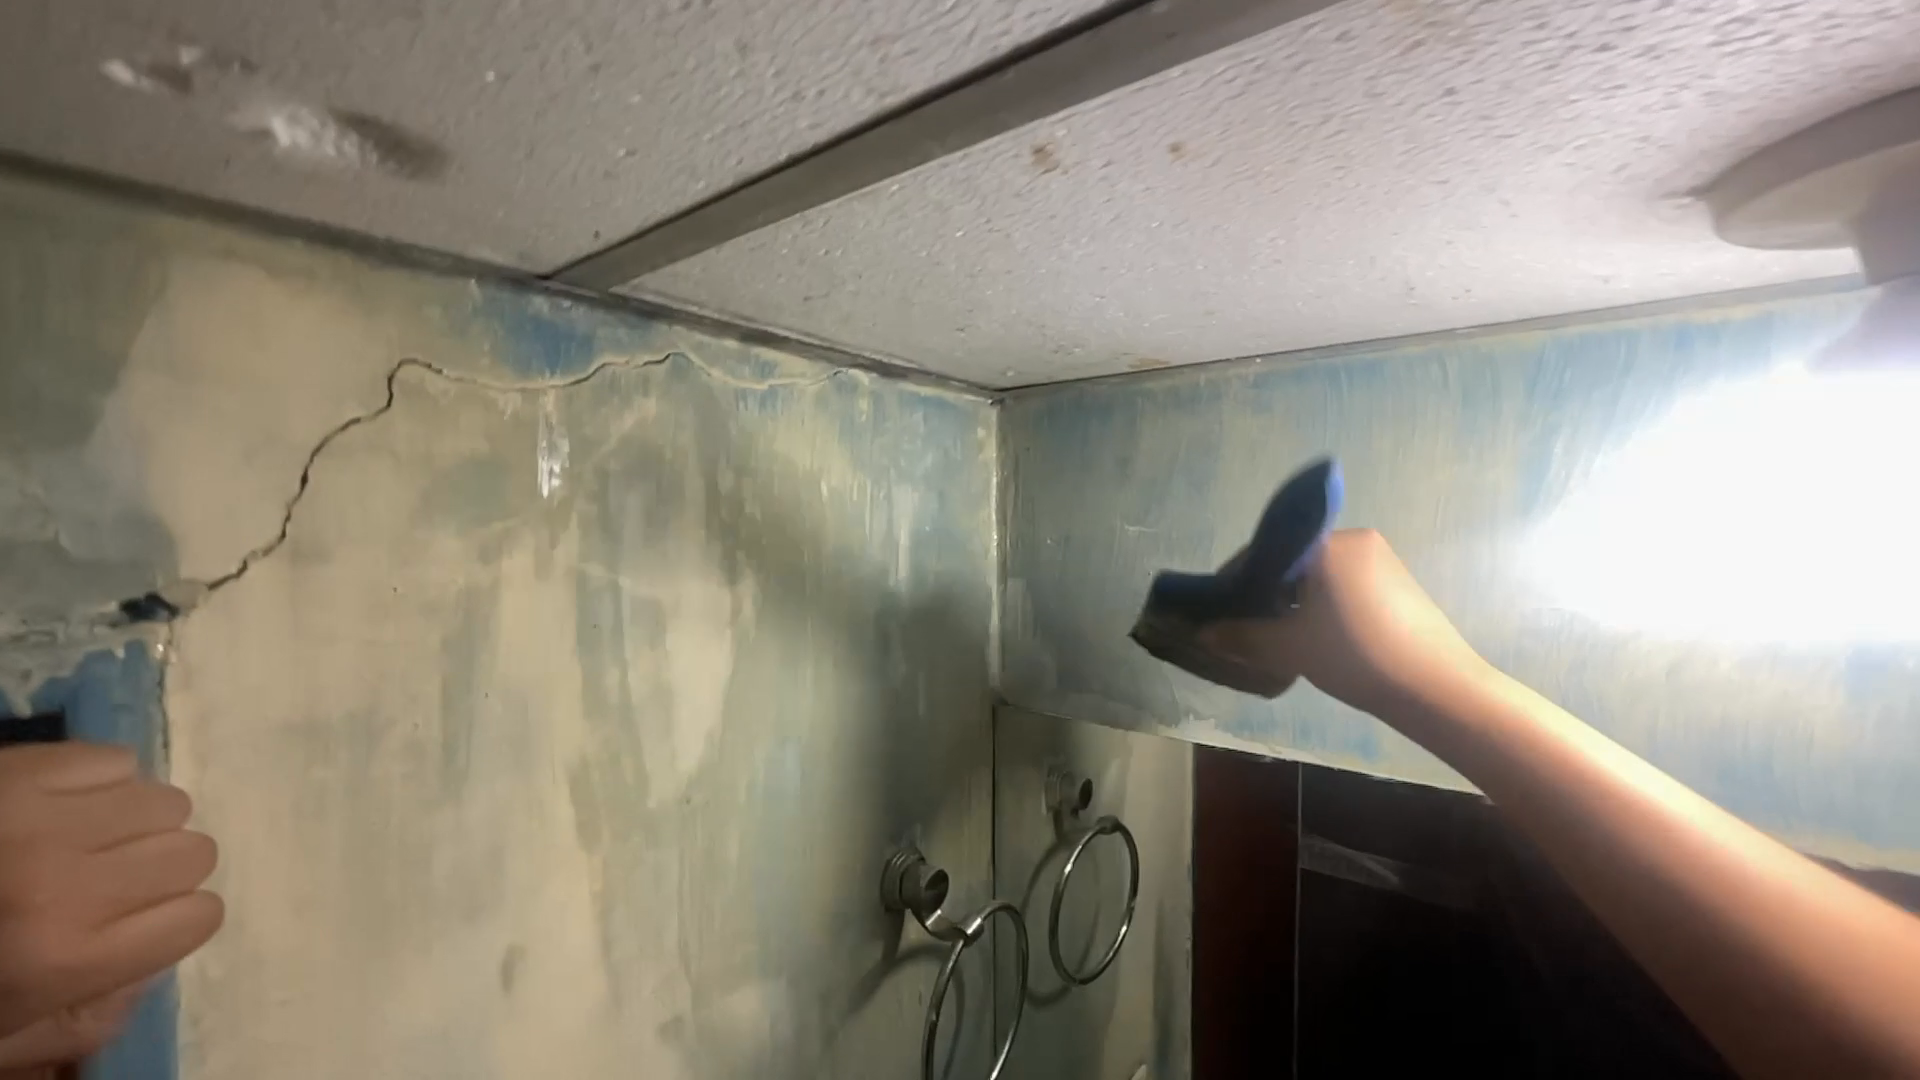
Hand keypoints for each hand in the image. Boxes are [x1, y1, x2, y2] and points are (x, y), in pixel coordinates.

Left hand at [0, 743, 221, 1061]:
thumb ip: (85, 1019)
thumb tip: (142, 976)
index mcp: (65, 958)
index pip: (202, 916)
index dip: (168, 924)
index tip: (129, 929)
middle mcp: (69, 887)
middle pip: (196, 853)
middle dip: (157, 871)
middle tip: (102, 884)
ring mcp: (45, 822)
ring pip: (167, 803)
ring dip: (133, 824)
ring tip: (75, 843)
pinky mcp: (21, 773)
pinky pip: (115, 762)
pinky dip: (97, 783)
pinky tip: (54, 810)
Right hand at [1198, 529, 1494, 715]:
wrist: (1439, 690)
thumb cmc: (1356, 656)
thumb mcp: (1287, 647)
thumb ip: (1239, 636)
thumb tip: (1202, 633)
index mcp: (1327, 544)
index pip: (1265, 553)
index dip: (1236, 583)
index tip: (1221, 612)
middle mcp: (1354, 541)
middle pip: (1291, 563)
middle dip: (1266, 594)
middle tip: (1248, 628)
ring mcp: (1380, 562)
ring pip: (1317, 577)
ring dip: (1293, 602)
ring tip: (1280, 636)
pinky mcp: (1397, 585)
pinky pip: (1342, 586)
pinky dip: (1321, 606)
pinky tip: (1317, 637)